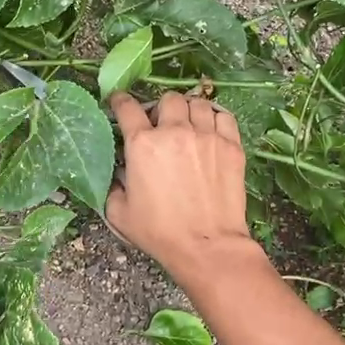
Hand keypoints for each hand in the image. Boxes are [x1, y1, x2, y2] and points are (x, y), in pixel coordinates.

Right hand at [107, 91, 265, 288]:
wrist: (207, 245)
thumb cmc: (159, 232)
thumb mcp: (119, 211)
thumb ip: (113, 184)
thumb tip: (120, 170)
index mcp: (142, 144)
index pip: (127, 107)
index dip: (120, 101)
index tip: (119, 102)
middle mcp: (174, 132)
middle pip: (168, 99)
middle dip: (160, 107)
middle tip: (160, 123)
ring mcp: (207, 136)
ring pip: (197, 103)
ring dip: (188, 110)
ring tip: (187, 124)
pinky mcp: (231, 146)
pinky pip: (224, 116)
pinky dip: (214, 118)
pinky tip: (210, 129)